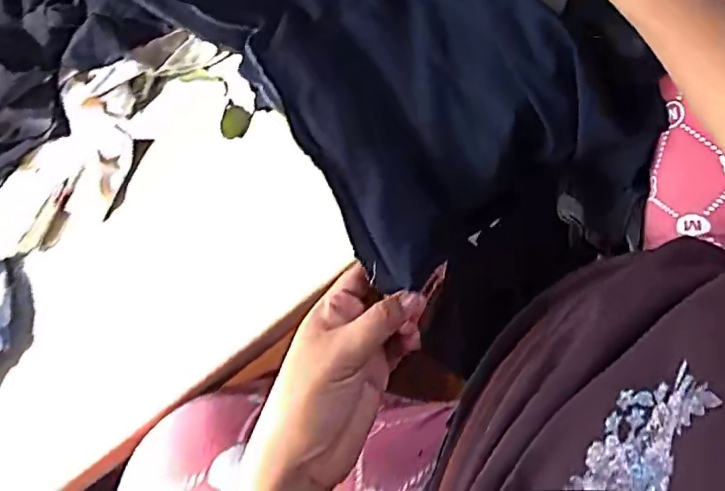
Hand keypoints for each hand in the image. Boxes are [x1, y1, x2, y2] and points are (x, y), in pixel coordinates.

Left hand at [239, 265, 426, 490]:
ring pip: (399, 316)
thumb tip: (416, 295)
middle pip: (387, 293)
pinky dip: (413, 337)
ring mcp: (364, 346)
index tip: (417, 260)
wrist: (303, 464)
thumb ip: (382, 318)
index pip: (363, 273)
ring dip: (412, 317)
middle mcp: (349, 325)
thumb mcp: (342, 352)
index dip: (387, 264)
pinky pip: (403, 340)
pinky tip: (413, 342)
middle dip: (407, 292)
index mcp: (331, 312)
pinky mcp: (378, 367)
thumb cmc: (303, 406)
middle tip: (421, 299)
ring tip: (413, 328)